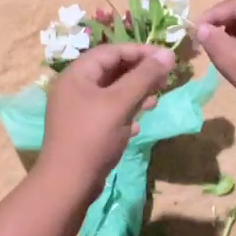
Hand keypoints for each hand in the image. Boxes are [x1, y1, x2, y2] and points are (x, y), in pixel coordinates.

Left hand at [36, 44, 175, 194]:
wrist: (68, 183)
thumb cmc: (93, 137)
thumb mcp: (120, 103)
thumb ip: (144, 77)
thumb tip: (167, 54)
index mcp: (76, 75)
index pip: (111, 52)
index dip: (139, 52)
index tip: (166, 58)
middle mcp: (73, 88)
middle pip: (111, 71)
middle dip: (139, 74)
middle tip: (164, 79)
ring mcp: (76, 110)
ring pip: (111, 93)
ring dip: (134, 94)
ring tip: (155, 101)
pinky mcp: (82, 130)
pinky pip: (107, 113)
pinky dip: (124, 114)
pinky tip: (137, 125)